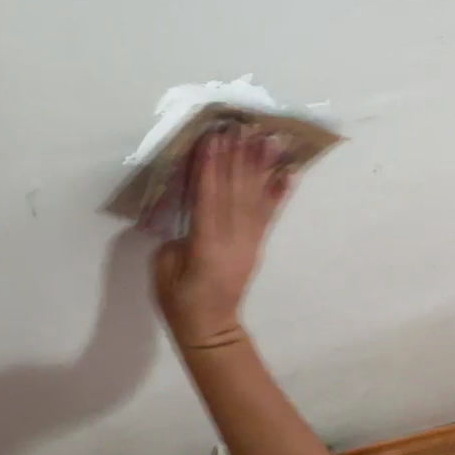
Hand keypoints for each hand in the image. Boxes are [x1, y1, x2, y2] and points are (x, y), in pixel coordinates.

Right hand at [153, 125, 293, 349]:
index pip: (208, 197)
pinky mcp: (258, 244)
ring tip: (269, 137)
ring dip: (261, 165)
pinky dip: (281, 191)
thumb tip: (188, 204)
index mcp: (206, 245)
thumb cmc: (179, 299)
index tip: (213, 136)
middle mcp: (233, 239)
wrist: (210, 329)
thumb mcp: (165, 266)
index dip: (210, 166)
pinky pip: (270, 214)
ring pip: (256, 197)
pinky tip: (290, 170)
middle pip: (235, 190)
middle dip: (237, 155)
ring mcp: (250, 241)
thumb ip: (178, 233)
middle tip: (241, 125)